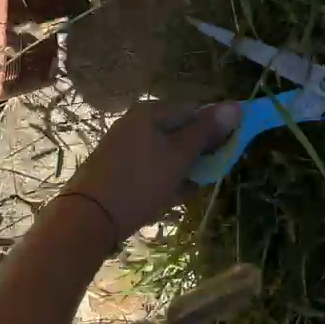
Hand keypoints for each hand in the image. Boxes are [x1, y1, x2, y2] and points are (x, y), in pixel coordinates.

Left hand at [62, 100, 241, 240]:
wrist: (88, 218)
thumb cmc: (141, 182)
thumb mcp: (179, 156)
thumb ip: (206, 131)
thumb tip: (236, 106)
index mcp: (150, 112)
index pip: (193, 110)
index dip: (214, 129)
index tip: (226, 151)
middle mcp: (135, 123)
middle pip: (178, 131)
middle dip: (198, 152)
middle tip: (209, 173)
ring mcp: (124, 146)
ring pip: (165, 152)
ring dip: (183, 168)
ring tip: (192, 188)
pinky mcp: (117, 169)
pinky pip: (150, 167)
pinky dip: (164, 179)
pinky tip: (172, 196)